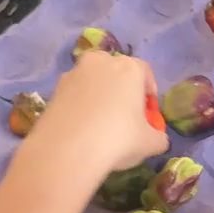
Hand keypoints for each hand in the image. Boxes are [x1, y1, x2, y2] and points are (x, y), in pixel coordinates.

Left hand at [21, 51, 169, 178]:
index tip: (149, 111)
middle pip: (117, 71)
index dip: (149, 91)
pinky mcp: (55, 89)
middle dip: (123, 89)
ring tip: (100, 123)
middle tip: (125, 115)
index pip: (145, 72)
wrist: (68, 150)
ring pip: (93, 81)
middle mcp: (101, 62)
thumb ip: (159, 136)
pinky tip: (82, 128)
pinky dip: (80, 105)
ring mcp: (74, 73)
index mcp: (130, 68)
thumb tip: (157, 137)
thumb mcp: (150, 143)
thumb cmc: (118, 139)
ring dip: (99, 95)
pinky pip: (75, 94)